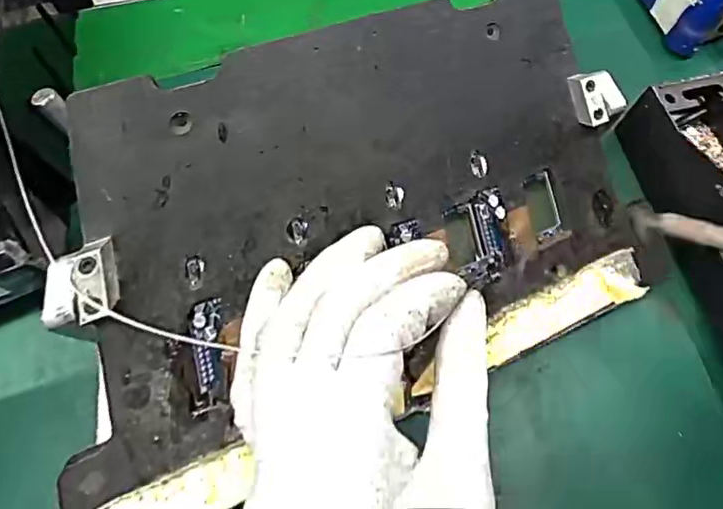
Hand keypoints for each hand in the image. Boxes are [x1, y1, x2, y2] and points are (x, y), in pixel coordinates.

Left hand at [233, 227, 493, 508]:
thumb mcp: (457, 479)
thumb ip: (462, 384)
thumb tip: (468, 311)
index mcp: (345, 438)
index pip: (381, 323)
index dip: (426, 292)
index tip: (459, 286)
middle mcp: (294, 431)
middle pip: (333, 312)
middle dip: (386, 268)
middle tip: (429, 251)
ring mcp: (272, 441)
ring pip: (285, 330)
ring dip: (325, 274)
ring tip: (362, 243)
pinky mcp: (268, 452)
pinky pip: (254, 370)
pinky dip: (265, 318)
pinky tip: (276, 282)